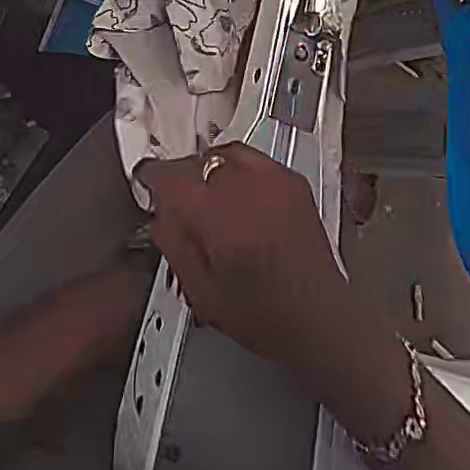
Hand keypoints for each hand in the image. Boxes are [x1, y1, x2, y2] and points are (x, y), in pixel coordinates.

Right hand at [135, 143, 408, 437]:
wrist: (320, 317)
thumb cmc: (268, 316)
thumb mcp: (202, 291)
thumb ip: (173, 244)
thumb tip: (160, 212)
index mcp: (222, 222)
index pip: (174, 176)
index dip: (153, 178)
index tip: (148, 182)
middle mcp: (251, 193)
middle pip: (200, 160)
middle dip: (185, 177)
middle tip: (180, 199)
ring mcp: (277, 183)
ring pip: (227, 152)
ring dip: (212, 170)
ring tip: (211, 199)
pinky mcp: (295, 182)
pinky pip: (256, 160)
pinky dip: (240, 171)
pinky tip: (240, 198)